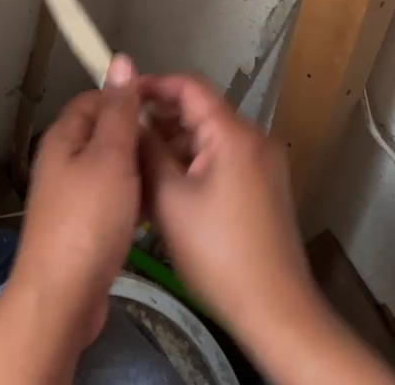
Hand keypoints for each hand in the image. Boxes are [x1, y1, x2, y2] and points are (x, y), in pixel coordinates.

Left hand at [11, 53, 143, 338]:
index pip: (95, 99)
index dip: (127, 98)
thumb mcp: (110, 157)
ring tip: (170, 175)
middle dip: (136, 136)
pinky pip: (111, 199)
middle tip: (174, 145)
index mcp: (63, 137)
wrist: (63, 296)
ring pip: (110, 168)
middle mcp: (61, 161)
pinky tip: (153, 210)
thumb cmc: (88, 220)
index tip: (163, 109)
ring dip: (137, 169)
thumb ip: (119, 110)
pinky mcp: (81, 226)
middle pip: (103, 133)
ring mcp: (69, 195)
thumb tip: (120, 60)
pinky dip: (131, 199)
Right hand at [138, 73, 313, 341]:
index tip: (119, 96)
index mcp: (233, 134)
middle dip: (159, 116)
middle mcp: (254, 139)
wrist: (276, 310)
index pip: (188, 85)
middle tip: (122, 132)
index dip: (151, 84)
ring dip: (173, 140)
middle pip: (200, 109)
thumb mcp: (169, 197)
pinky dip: (192, 160)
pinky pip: (222, 156)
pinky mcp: (263, 186)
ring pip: (209, 135)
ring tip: (136, 159)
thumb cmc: (217, 251)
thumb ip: (146, 150)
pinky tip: (165, 182)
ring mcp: (263, 163)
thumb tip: (128, 121)